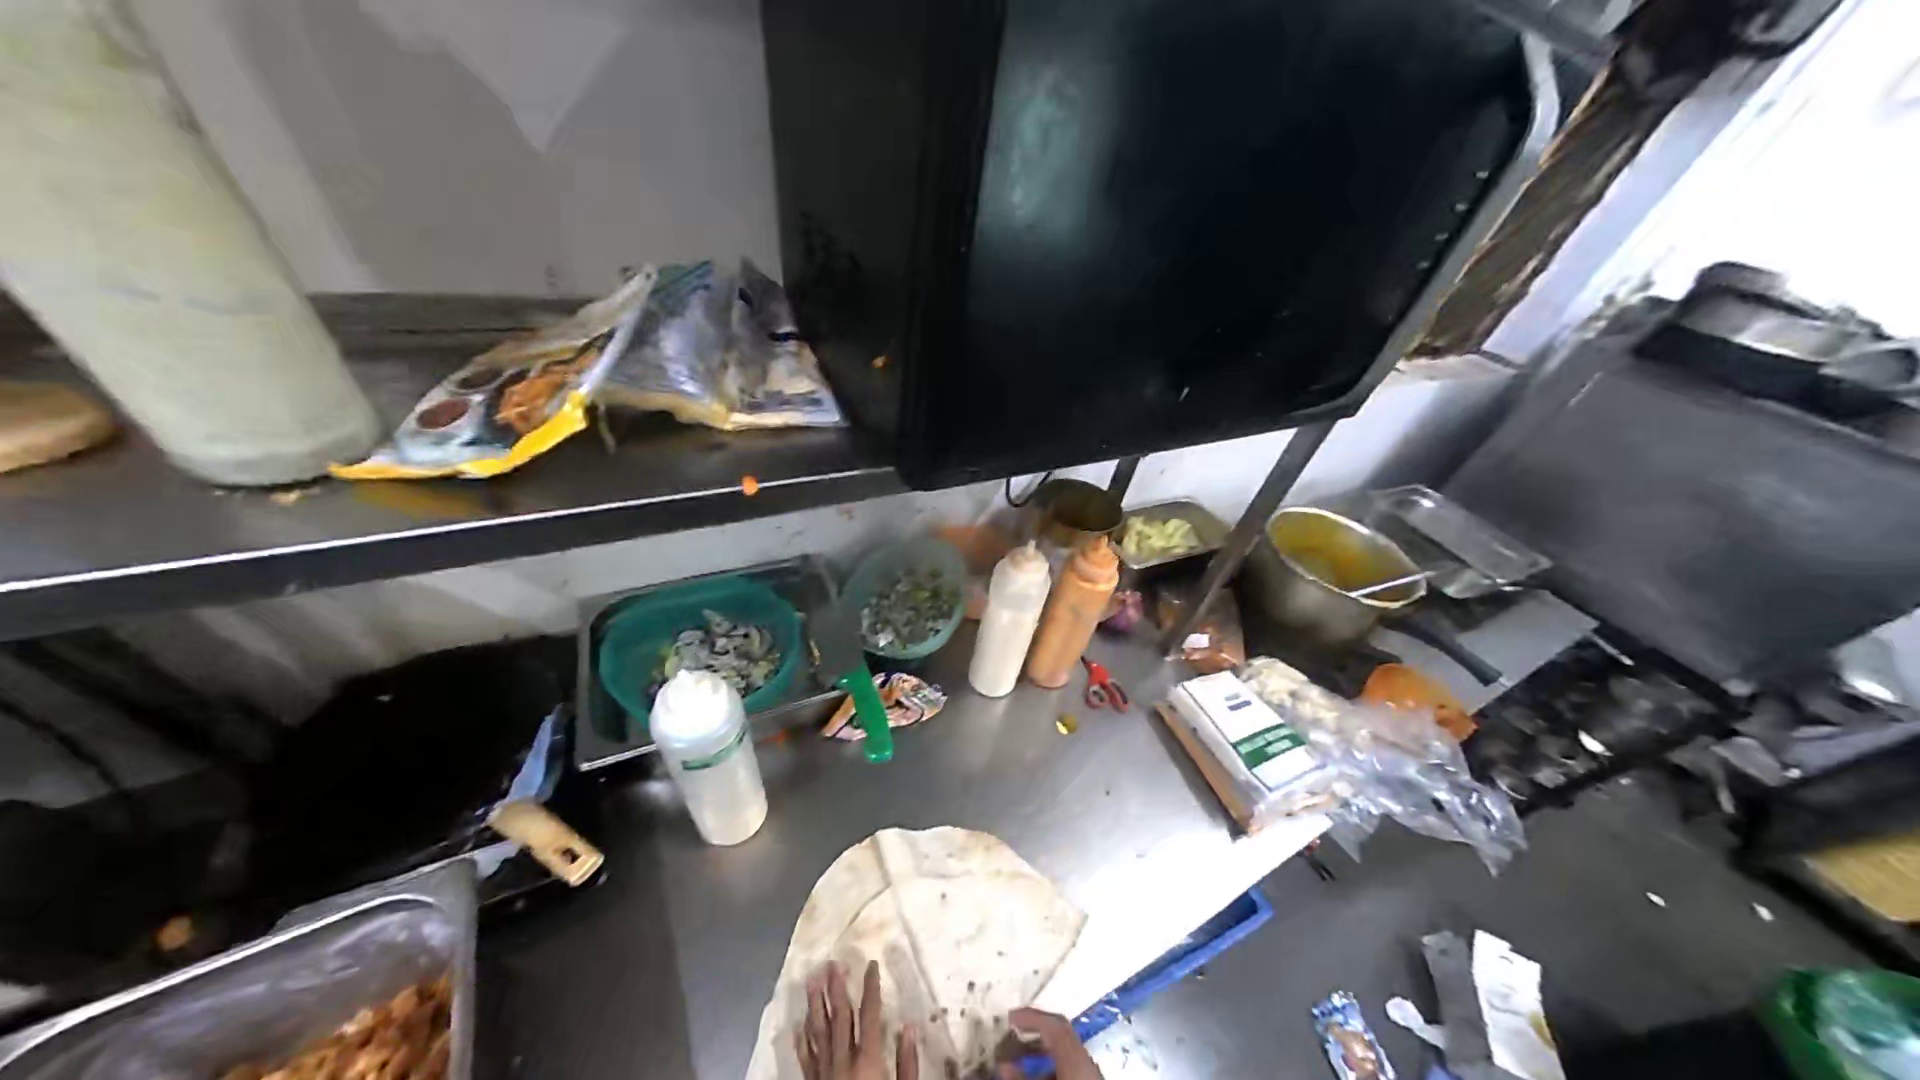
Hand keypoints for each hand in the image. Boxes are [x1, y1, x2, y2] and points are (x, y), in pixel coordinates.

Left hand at [796, 960, 918, 1079]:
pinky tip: (796, 1026)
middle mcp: (844, 1061)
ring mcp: (825, 1074)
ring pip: (818, 1032)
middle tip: (831, 962)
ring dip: (815, 1005)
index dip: (871, 987)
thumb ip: (907, 1064)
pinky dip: (801, 1040)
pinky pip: (805, 1059)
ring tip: (811, 981)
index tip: (871, 964)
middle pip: (839, 1017)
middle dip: (836, 988)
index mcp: (869, 1059)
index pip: (870, 1014)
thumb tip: (910, 1027)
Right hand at [995, 1008, 1101, 1079]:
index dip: (1031, 1017)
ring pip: (1066, 1057)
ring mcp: (1092, 1079)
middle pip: (1061, 1037)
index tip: (1009, 1018)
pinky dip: (1052, 1072)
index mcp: (1076, 1062)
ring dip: (1041, 1057)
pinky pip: (1072, 1073)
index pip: (1055, 1026)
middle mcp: (1088, 1066)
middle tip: (1012, 1037)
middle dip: (1035, 1035)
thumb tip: (1002, 1065)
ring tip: (1019, 1066)